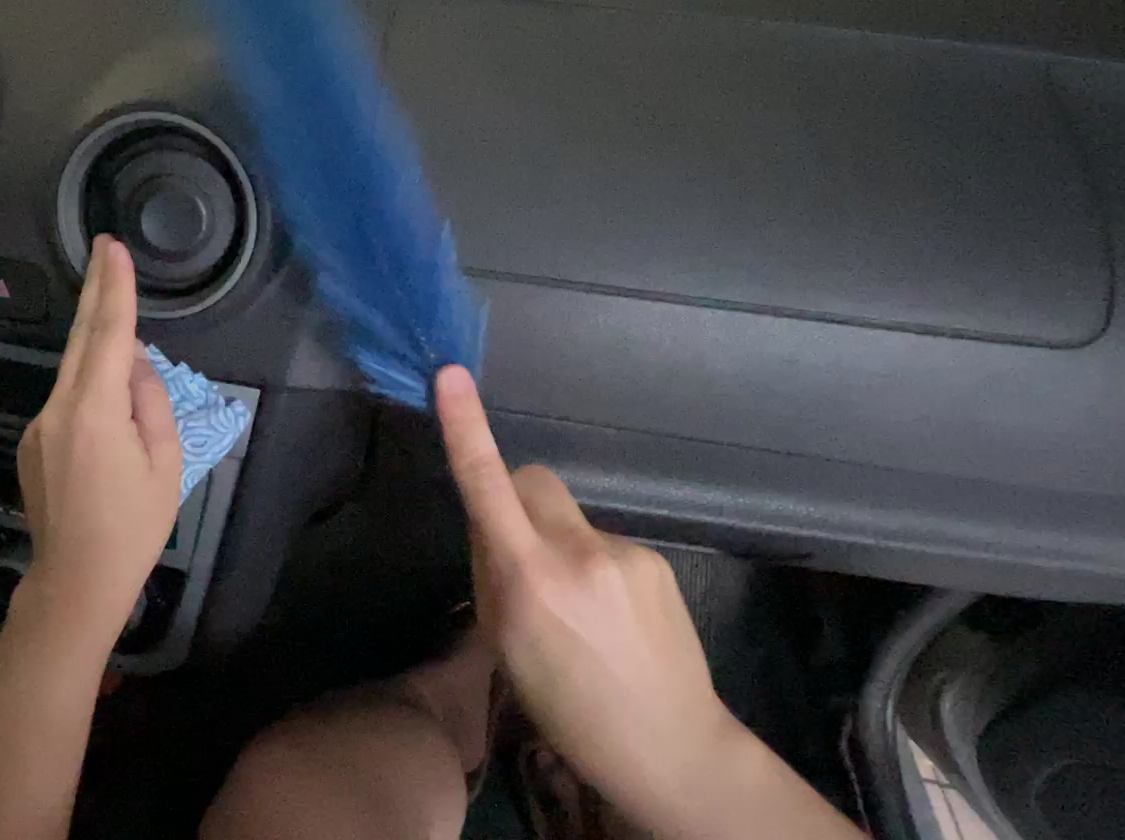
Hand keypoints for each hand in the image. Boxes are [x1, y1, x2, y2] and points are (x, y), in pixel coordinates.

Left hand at [16, 235, 182, 639]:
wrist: (75, 581)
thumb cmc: (133, 528)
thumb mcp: (166, 465)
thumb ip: (151, 402)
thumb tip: (135, 365)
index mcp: (96, 412)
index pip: (110, 336)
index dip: (114, 289)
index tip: (113, 250)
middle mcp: (58, 409)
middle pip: (81, 339)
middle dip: (95, 290)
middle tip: (104, 248)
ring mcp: (38, 425)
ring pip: (74, 372)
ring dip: (98, 347)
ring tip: (127, 349)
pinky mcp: (31, 441)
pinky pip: (66, 400)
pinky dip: (89, 389)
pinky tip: (109, 418)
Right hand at [433, 366, 743, 829]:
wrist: (673, 749)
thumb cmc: (567, 706)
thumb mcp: (504, 643)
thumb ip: (490, 570)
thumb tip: (487, 522)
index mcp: (530, 576)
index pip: (486, 486)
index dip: (464, 427)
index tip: (450, 376)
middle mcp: (579, 550)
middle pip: (530, 480)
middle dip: (510, 495)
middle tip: (511, 551)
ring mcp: (625, 551)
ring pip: (563, 515)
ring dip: (551, 539)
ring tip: (571, 606)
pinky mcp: (655, 560)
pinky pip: (598, 539)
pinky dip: (586, 561)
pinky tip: (605, 613)